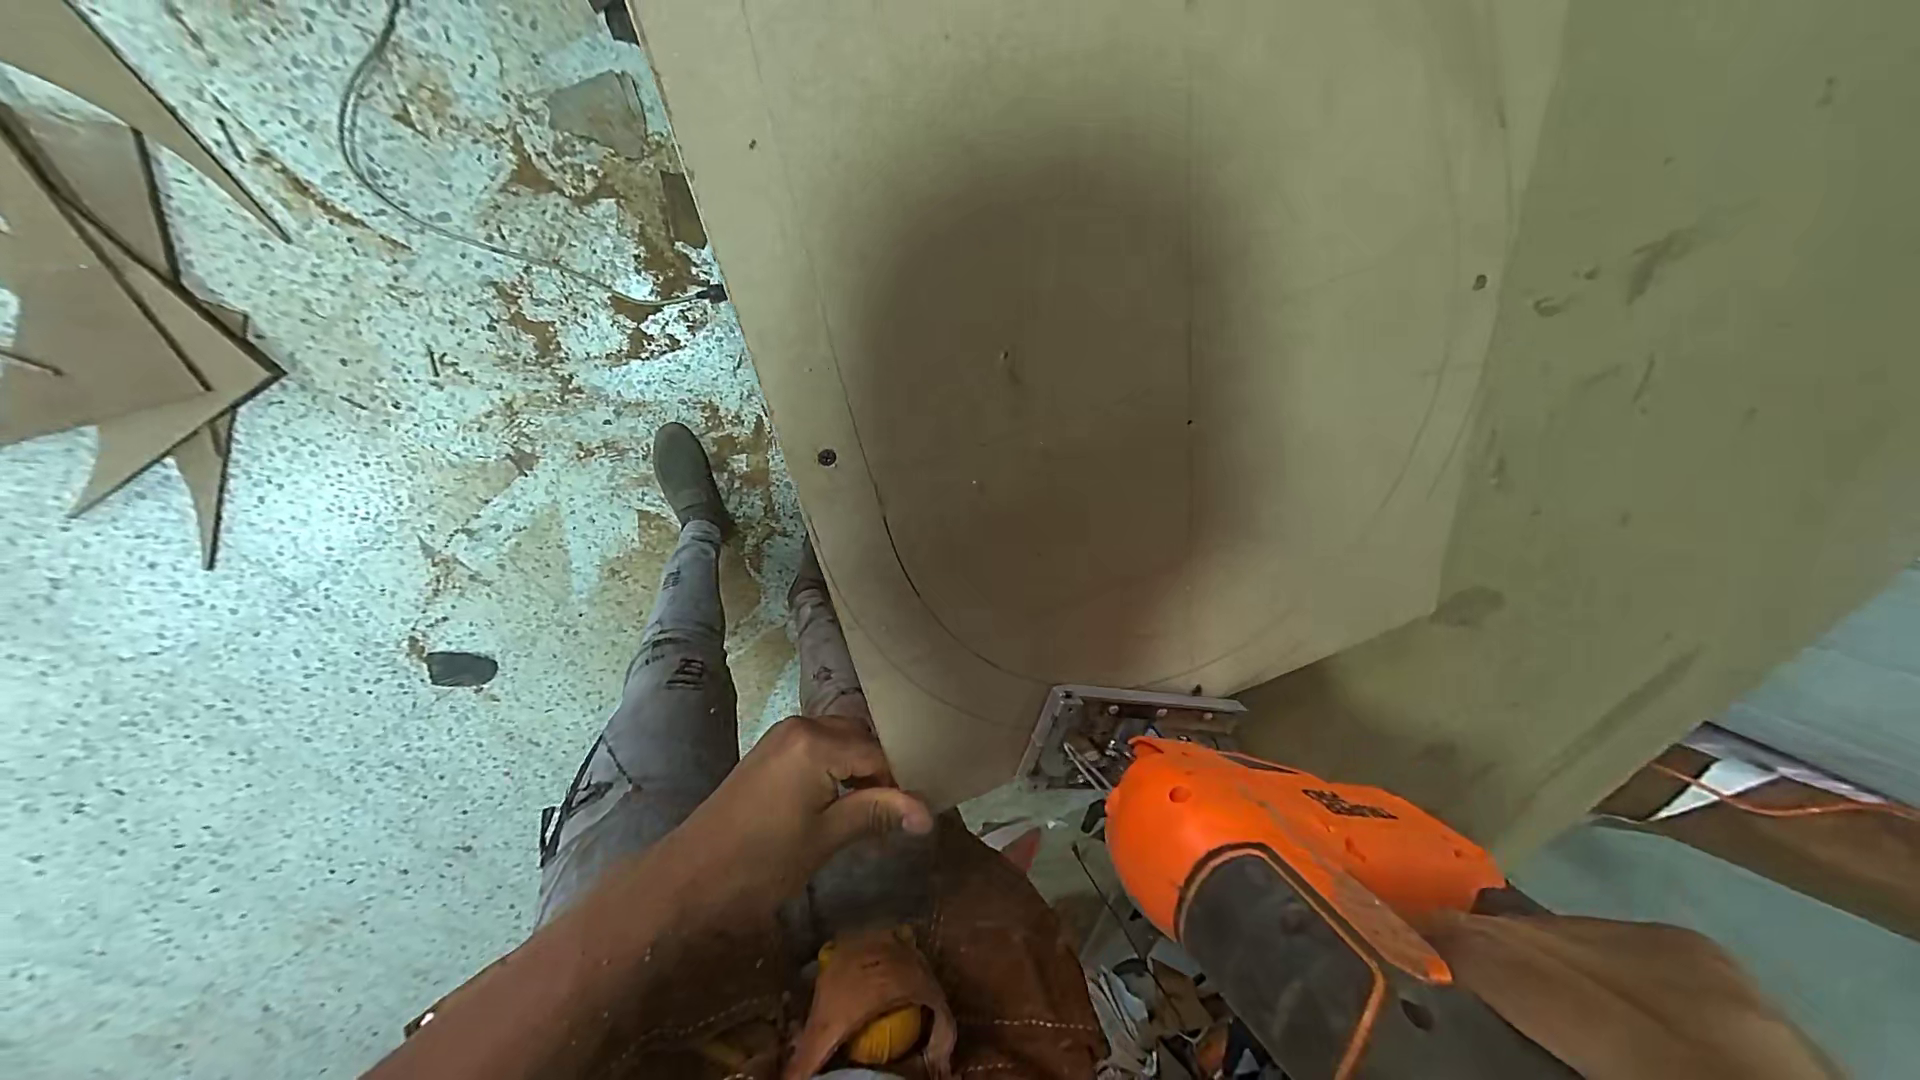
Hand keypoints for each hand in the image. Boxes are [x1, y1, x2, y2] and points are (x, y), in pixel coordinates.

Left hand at [656, 715, 934, 918]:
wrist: (688, 877)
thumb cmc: (760, 862)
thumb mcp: (825, 838)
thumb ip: (877, 813)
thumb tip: (929, 814)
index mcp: (816, 742)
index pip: (878, 754)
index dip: (900, 784)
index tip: (916, 815)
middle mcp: (802, 725)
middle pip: (861, 738)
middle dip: (882, 771)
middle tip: (897, 811)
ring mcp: (783, 734)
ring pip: (842, 739)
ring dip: (861, 768)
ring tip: (874, 808)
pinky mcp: (773, 748)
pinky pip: (820, 745)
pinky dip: (838, 766)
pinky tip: (843, 798)